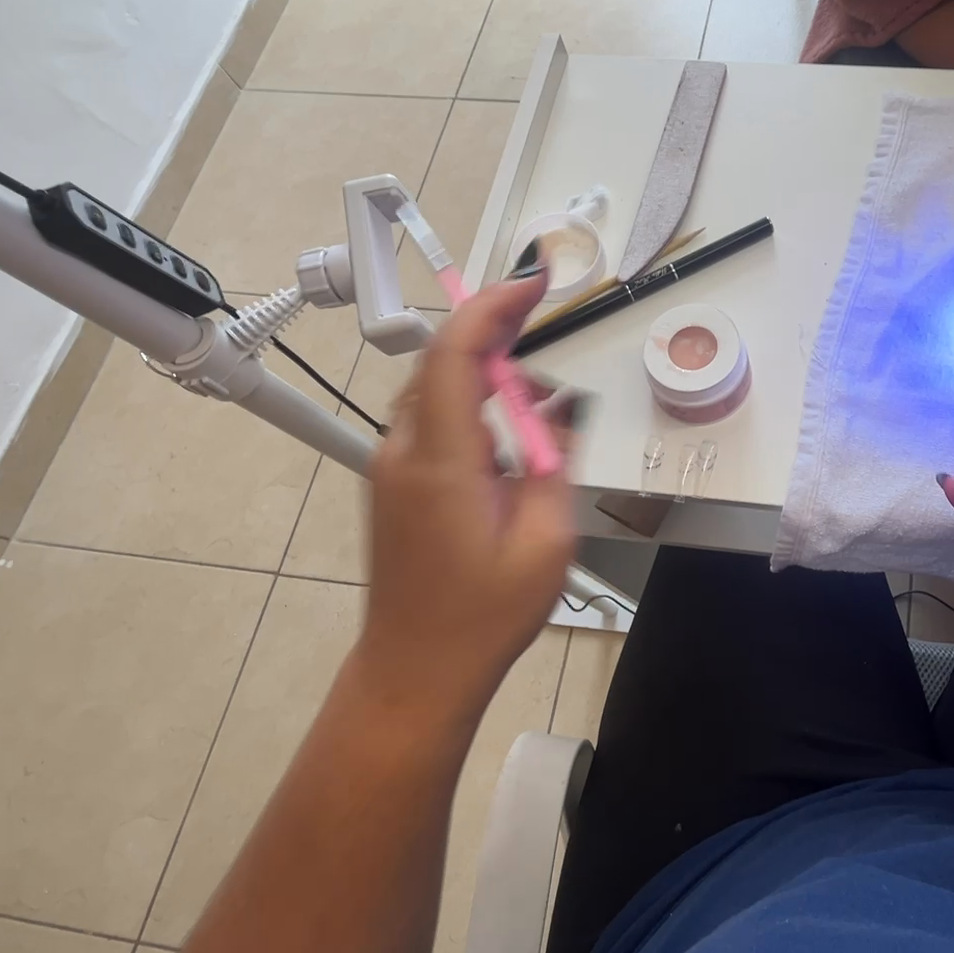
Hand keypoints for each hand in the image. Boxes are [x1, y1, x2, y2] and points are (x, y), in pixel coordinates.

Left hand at [362, 273, 575, 697]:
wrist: (416, 669)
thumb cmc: (484, 615)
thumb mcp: (547, 539)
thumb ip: (556, 461)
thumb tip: (562, 409)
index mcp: (442, 463)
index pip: (456, 354)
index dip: (494, 307)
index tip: (533, 283)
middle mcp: (403, 452)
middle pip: (443, 361)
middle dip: (496, 333)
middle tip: (546, 327)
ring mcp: (391, 466)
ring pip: (437, 389)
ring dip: (488, 375)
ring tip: (542, 402)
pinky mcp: (394, 481)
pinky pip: (432, 419)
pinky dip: (473, 406)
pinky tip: (511, 436)